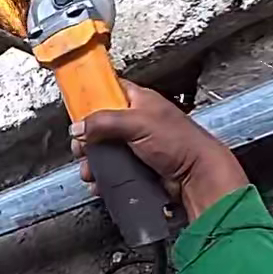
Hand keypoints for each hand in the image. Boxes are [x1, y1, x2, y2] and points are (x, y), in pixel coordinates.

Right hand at [71, 81, 248, 219]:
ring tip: (90, 171)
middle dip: (87, 139)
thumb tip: (78, 127)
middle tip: (80, 148)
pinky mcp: (137, 165)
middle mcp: (136, 120)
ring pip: (103, 149)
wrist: (197, 178)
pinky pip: (112, 168)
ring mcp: (136, 144)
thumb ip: (104, 122)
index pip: (109, 90)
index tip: (75, 109)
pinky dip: (102, 176)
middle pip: (100, 124)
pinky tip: (99, 183)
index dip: (91, 97)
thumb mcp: (137, 123)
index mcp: (139, 101)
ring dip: (92, 161)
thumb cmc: (179, 143)